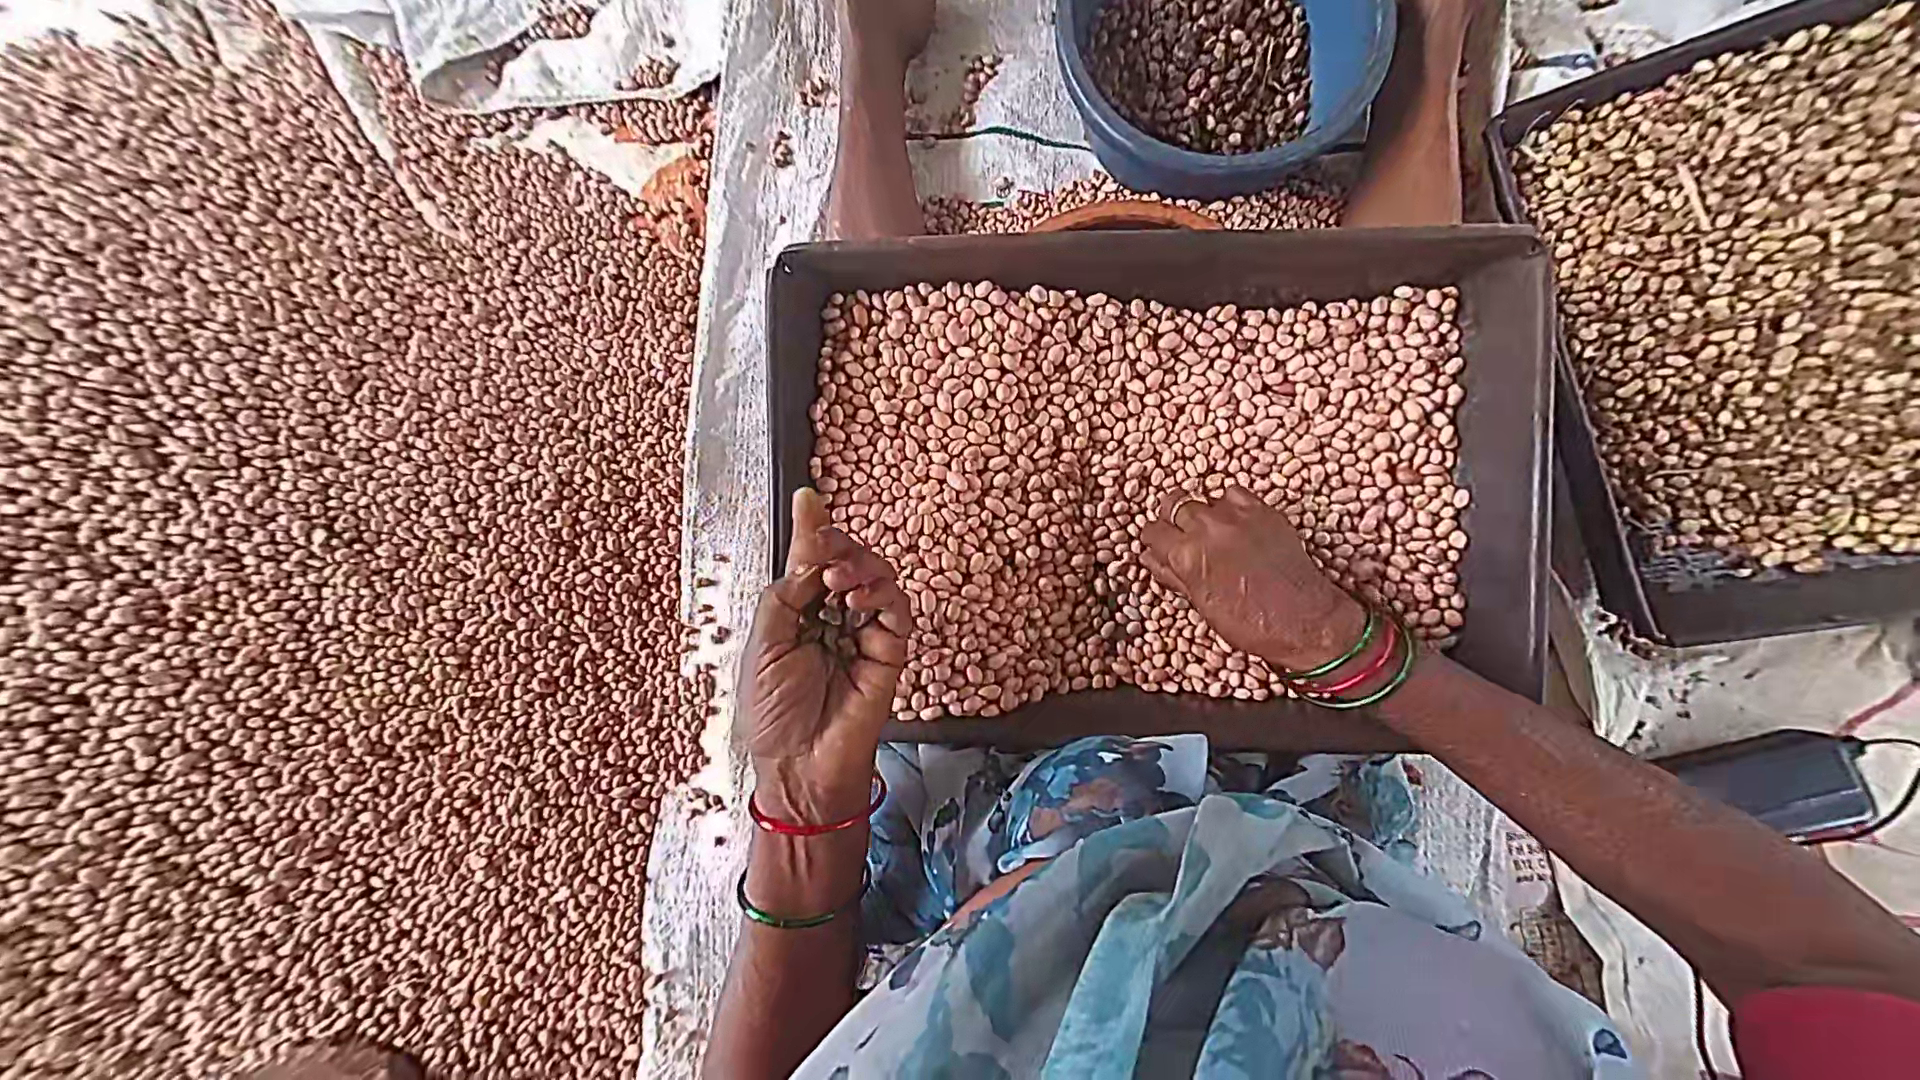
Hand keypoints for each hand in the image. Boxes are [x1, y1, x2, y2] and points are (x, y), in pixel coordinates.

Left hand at [738, 488, 911, 822]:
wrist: (799, 764)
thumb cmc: (775, 712)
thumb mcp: (765, 643)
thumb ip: (786, 591)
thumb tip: (803, 544)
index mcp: (802, 612)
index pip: (812, 562)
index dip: (813, 531)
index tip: (808, 499)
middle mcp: (835, 615)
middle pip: (848, 561)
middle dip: (836, 546)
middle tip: (823, 550)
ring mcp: (865, 630)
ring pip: (878, 577)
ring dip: (860, 568)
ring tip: (838, 583)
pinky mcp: (890, 649)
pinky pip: (898, 609)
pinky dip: (883, 595)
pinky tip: (859, 602)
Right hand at [1139, 486, 1366, 671]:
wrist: (1303, 620)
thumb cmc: (1251, 622)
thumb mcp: (1201, 602)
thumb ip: (1173, 574)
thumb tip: (1153, 558)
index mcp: (1185, 555)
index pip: (1152, 531)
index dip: (1154, 538)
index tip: (1159, 543)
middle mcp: (1206, 529)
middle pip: (1173, 504)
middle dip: (1173, 519)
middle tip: (1181, 534)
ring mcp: (1236, 517)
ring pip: (1202, 498)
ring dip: (1201, 512)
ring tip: (1210, 531)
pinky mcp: (1262, 512)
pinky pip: (1234, 494)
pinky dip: (1229, 505)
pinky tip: (1234, 523)